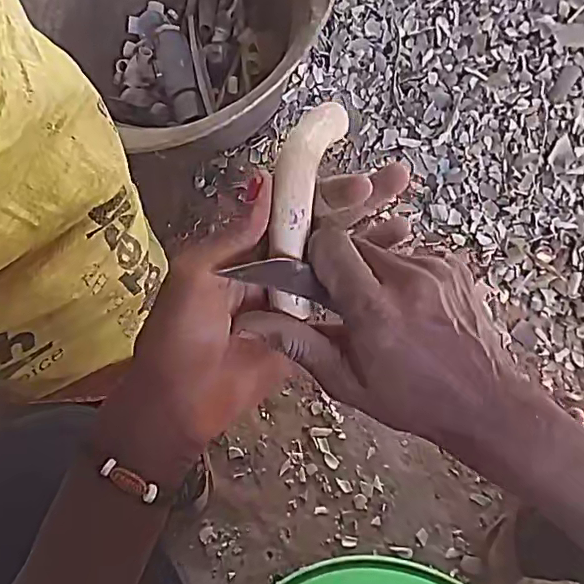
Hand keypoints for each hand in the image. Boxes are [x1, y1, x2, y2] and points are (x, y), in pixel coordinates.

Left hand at [93, 164, 413, 480]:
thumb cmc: (177, 336)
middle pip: (322, 230)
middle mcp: (272, 267)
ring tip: (406, 224)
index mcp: (244, 247)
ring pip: (336, 264)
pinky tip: (394, 273)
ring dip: (370, 242)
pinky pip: (336, 305)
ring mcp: (291, 300)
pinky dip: (364, 289)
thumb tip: (263, 180)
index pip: (292, 210)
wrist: (180, 402)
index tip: (361, 185)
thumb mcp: (195, 277)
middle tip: (396, 182)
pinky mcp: (305, 332)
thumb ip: (233, 234)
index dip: (327, 195)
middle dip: (360, 206)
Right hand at [236, 226, 565, 469]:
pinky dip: (397, 273)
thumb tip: (250, 326)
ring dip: (368, 269)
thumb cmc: (415, 400)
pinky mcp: (453, 264)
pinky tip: (404, 305)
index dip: (314, 257)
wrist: (486, 402)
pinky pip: (408, 253)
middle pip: (354, 241)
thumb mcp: (347, 382)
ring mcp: (436, 268)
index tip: (310, 280)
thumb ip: (298, 344)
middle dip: (339, 264)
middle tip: (341, 298)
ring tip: (378, 308)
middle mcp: (408, 280)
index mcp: (377, 311)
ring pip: (380, 246)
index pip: (331, 245)